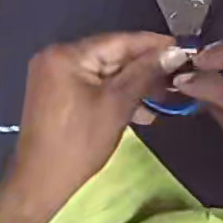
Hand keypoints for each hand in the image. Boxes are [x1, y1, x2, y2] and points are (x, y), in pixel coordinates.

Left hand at [0, 32, 180, 222]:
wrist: (41, 181)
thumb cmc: (79, 143)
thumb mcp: (117, 105)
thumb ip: (145, 74)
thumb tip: (174, 52)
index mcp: (67, 54)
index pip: (118, 40)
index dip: (152, 44)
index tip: (182, 47)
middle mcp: (56, 56)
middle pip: (110, 55)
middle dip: (144, 68)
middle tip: (176, 76)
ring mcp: (54, 74)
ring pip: (103, 72)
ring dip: (132, 84)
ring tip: (162, 98)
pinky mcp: (56, 92)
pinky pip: (92, 85)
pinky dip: (114, 94)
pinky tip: (140, 111)